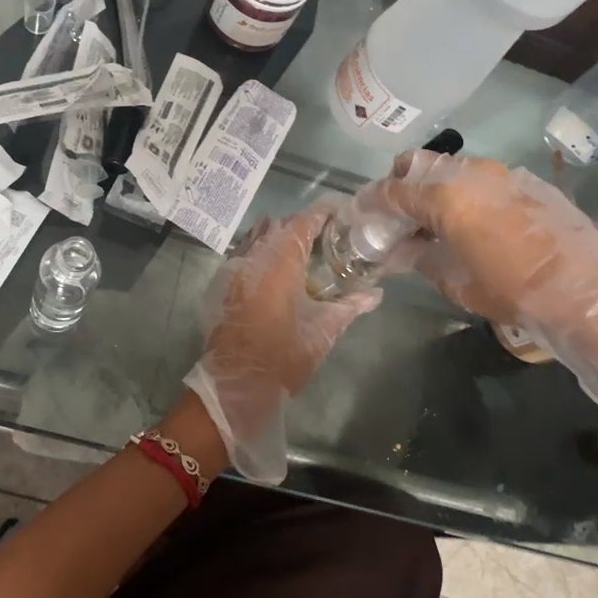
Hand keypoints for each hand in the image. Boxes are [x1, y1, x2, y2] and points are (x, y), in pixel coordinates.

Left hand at [185, 205, 380, 482]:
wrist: (234, 386)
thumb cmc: (282, 357)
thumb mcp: (323, 332)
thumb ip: (349, 306)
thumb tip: (376, 293)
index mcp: (279, 263)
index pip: (302, 223)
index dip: (321, 213)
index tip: (340, 211)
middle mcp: (253, 258)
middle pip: (279, 228)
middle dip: (302, 226)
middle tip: (327, 235)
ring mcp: (233, 271)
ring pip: (258, 239)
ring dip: (279, 238)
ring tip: (303, 248)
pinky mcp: (221, 286)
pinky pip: (243, 255)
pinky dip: (260, 252)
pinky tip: (275, 267)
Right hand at [358, 150, 597, 420]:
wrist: (589, 289)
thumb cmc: (513, 290)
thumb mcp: (456, 282)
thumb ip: (421, 258)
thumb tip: (400, 249)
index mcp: (446, 196)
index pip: (393, 190)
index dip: (372, 203)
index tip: (361, 216)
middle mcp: (471, 173)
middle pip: (419, 165)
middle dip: (400, 186)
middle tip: (395, 217)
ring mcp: (502, 173)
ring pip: (452, 168)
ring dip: (433, 188)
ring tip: (432, 222)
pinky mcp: (527, 182)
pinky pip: (481, 178)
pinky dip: (464, 193)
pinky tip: (468, 222)